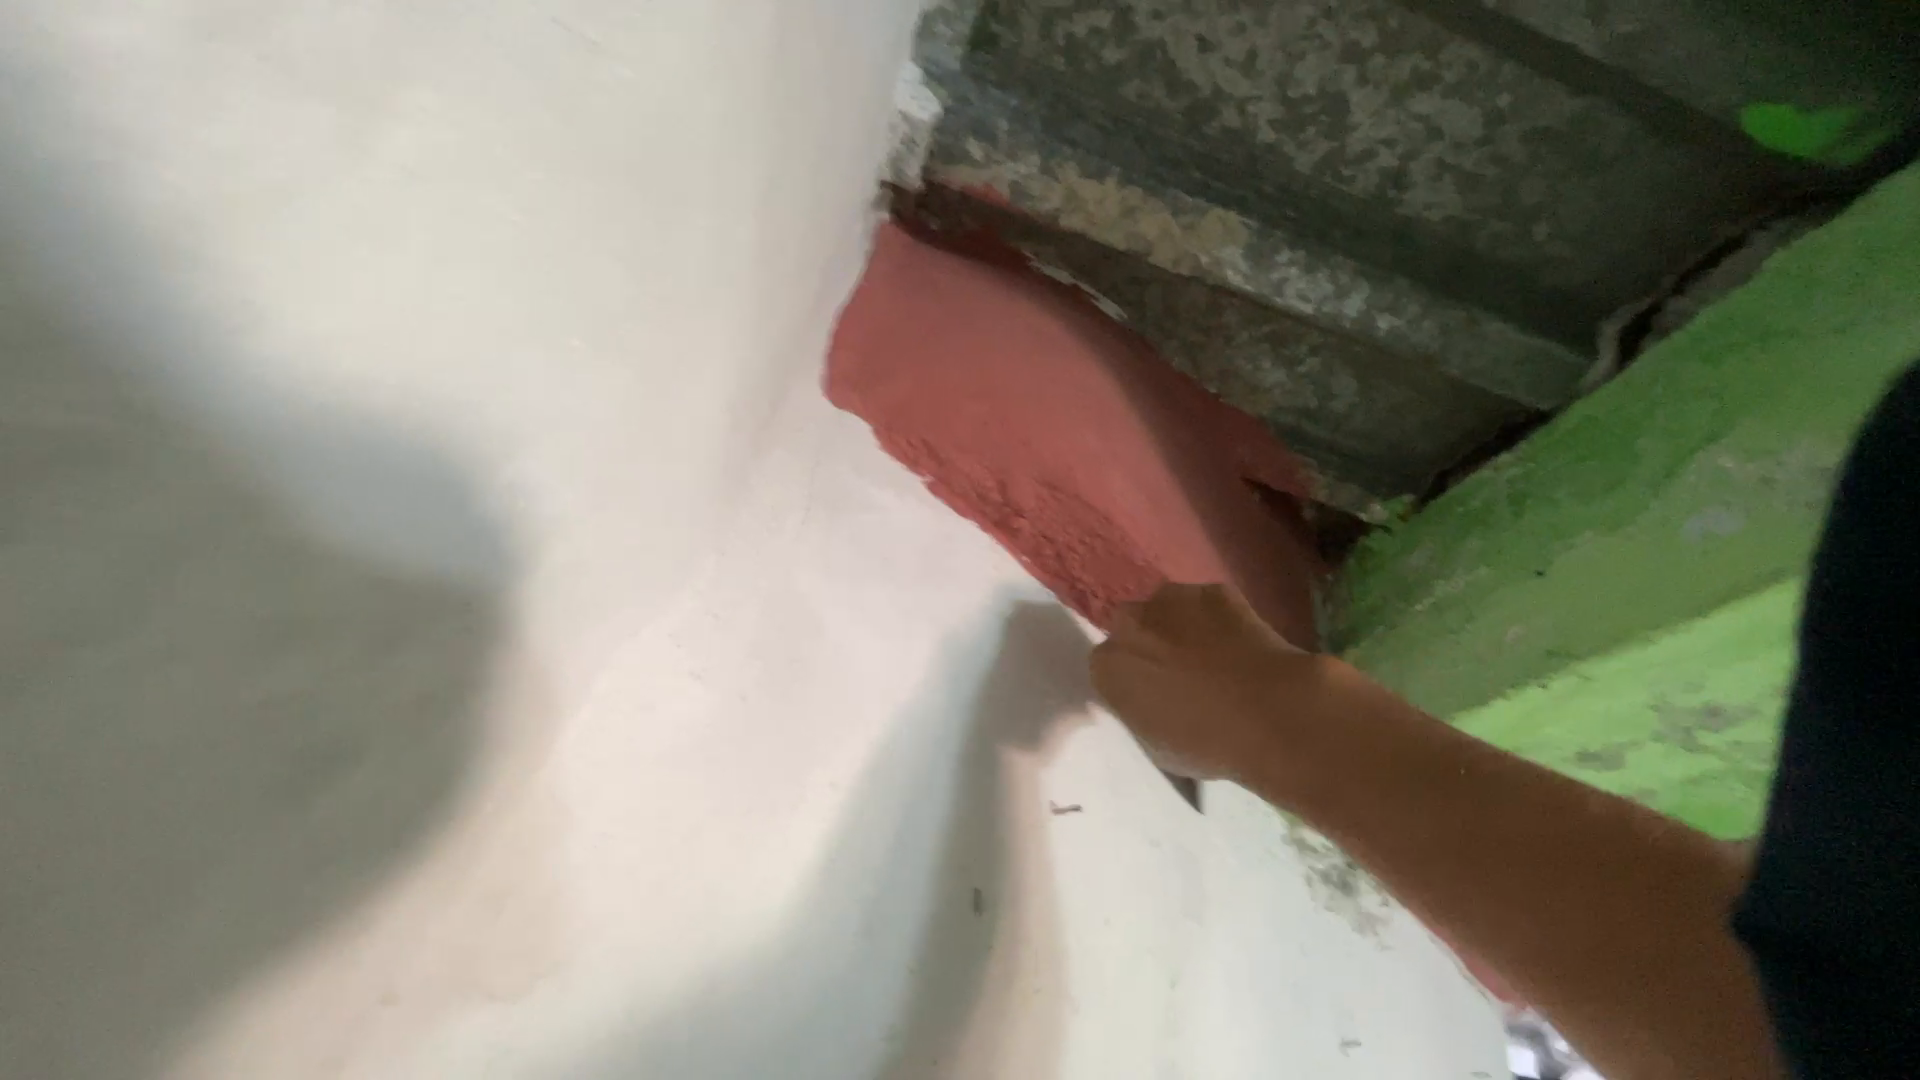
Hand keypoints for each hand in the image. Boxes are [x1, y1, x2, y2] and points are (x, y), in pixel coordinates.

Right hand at [1090, 583, 1326, 783]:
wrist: (1271, 714)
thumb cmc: (1207, 743)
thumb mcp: (1155, 745)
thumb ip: (1140, 711)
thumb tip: (1150, 701)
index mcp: (1107, 665)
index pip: (1109, 667)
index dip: (1132, 680)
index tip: (1153, 696)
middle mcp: (1129, 623)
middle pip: (1131, 627)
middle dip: (1149, 643)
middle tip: (1180, 672)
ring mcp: (1172, 599)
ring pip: (1167, 609)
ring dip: (1180, 626)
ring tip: (1214, 656)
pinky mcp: (1214, 590)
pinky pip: (1208, 605)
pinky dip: (1219, 620)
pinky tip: (1241, 645)